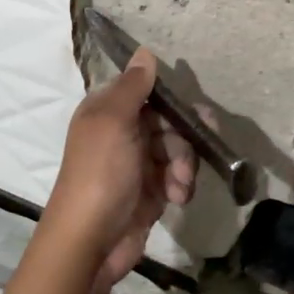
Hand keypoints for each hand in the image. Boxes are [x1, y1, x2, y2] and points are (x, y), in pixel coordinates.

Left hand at [41, 46, 196, 293]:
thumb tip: (144, 52)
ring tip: (179, 184)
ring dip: (185, 165)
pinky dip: (181, 185)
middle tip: (203, 145)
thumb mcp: (113, 121)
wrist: (90, 241)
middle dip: (185, 137)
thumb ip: (133, 87)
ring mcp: (136, 163)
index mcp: (107, 110)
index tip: (199, 109)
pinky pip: (177, 178)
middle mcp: (121, 132)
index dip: (172, 99)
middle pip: (167, 122)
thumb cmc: (100, 173)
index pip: (146, 91)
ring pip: (177, 150)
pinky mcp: (150, 192)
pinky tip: (177, 198)